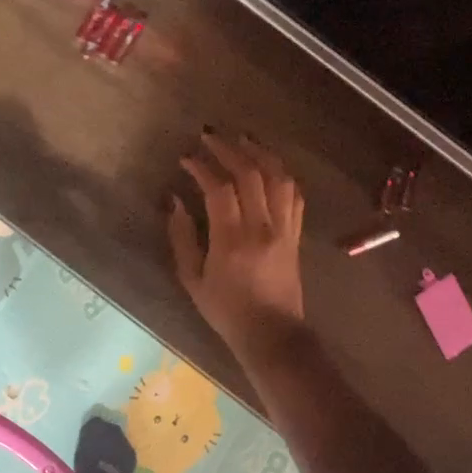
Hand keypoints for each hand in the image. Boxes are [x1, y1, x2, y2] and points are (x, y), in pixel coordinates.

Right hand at [168, 132, 305, 356]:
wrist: (272, 335)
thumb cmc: (226, 311)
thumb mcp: (192, 279)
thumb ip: (182, 237)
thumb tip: (174, 200)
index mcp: (232, 240)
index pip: (219, 189)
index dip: (202, 167)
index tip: (186, 158)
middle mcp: (262, 227)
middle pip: (251, 174)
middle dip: (229, 149)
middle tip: (210, 137)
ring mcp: (284, 229)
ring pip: (278, 177)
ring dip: (260, 153)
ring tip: (242, 139)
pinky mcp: (296, 234)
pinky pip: (294, 194)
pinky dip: (281, 173)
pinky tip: (268, 164)